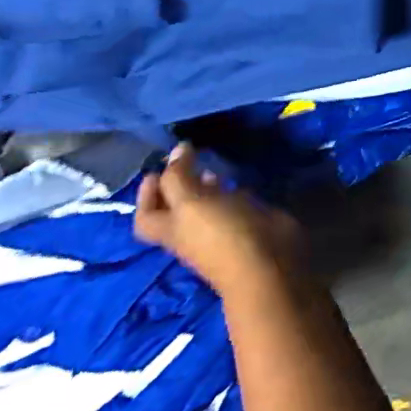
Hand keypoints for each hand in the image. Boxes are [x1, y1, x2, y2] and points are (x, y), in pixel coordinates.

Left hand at [134, 144, 302, 295]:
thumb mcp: (190, 203)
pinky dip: (233, 188)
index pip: (146, 216)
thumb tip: (176, 149)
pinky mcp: (247, 221)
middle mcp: (191, 229)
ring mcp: (221, 226)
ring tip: (213, 160)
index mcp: (170, 229)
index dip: (145, 195)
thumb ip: (179, 176)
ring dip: (206, 183)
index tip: (157, 168)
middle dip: (178, 183)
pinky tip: (239, 174)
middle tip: (188, 156)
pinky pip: (234, 202)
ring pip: (206, 204)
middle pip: (176, 208)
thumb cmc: (220, 233)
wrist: (265, 260)